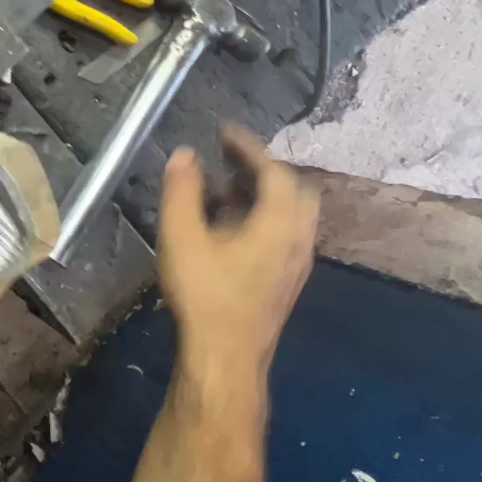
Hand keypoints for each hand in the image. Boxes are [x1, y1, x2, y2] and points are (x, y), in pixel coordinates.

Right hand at [157, 123, 317, 381]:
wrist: (224, 352)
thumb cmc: (204, 291)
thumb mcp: (182, 234)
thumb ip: (182, 190)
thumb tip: (184, 153)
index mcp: (280, 226)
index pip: (275, 173)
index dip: (250, 146)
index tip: (223, 129)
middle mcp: (298, 241)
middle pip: (295, 191)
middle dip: (263, 167)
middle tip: (227, 155)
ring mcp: (296, 262)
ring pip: (291, 213)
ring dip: (261, 190)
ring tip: (221, 182)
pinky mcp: (284, 277)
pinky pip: (283, 230)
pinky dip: (260, 211)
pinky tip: (225, 218)